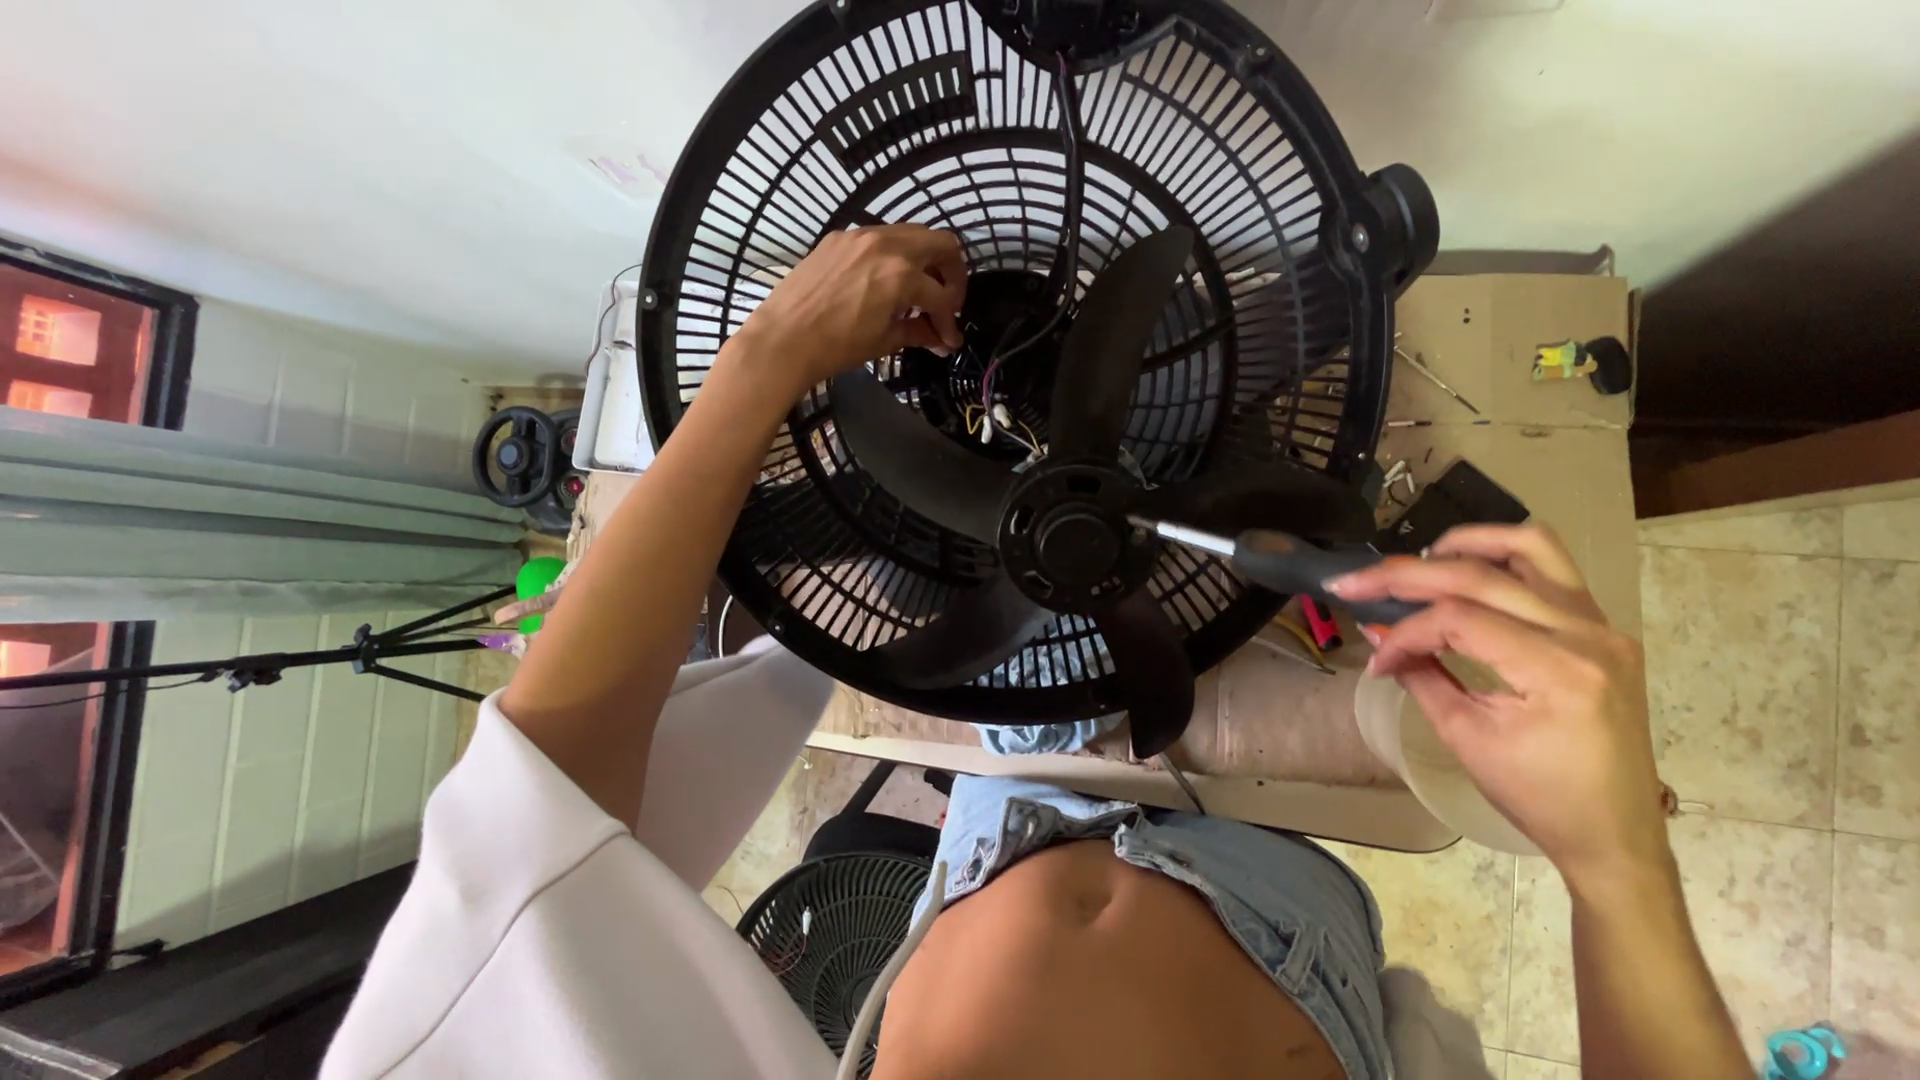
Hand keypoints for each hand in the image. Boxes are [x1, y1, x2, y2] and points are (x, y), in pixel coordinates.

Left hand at [728, 224, 967, 401]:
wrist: (783, 338)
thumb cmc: (836, 347)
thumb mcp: (884, 342)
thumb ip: (918, 333)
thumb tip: (940, 339)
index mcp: (902, 276)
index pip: (942, 296)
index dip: (950, 321)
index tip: (949, 338)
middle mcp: (887, 245)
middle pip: (941, 244)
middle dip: (952, 274)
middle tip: (946, 300)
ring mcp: (861, 236)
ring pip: (911, 234)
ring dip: (924, 260)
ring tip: (917, 290)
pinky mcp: (840, 238)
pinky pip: (880, 237)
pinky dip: (893, 256)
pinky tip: (883, 282)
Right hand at [1327, 525, 1669, 887]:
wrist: (1614, 832)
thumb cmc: (1537, 796)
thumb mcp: (1466, 737)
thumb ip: (1421, 674)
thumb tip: (1376, 632)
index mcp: (1558, 670)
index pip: (1460, 619)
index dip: (1406, 630)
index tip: (1377, 659)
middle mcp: (1587, 634)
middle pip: (1482, 576)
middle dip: (1408, 574)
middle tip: (1355, 581)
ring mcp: (1601, 625)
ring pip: (1530, 547)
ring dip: (1466, 544)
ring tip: (1418, 559)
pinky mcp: (1600, 628)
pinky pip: (1551, 569)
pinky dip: (1501, 558)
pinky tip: (1464, 571)